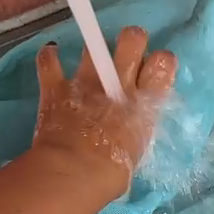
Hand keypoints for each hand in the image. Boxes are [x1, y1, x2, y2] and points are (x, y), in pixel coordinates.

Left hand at [30, 26, 176, 198]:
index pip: (164, 62)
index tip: (152, 70)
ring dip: (93, 49)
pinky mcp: (56, 88)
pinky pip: (49, 61)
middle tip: (127, 51)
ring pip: (94, 45)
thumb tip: (132, 123)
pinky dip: (49, 57)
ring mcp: (86, 82)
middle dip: (132, 40)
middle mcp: (119, 83)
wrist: (75, 174)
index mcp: (145, 102)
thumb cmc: (113, 172)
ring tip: (91, 59)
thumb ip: (138, 125)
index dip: (160, 61)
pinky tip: (51, 55)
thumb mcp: (139, 148)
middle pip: (132, 40)